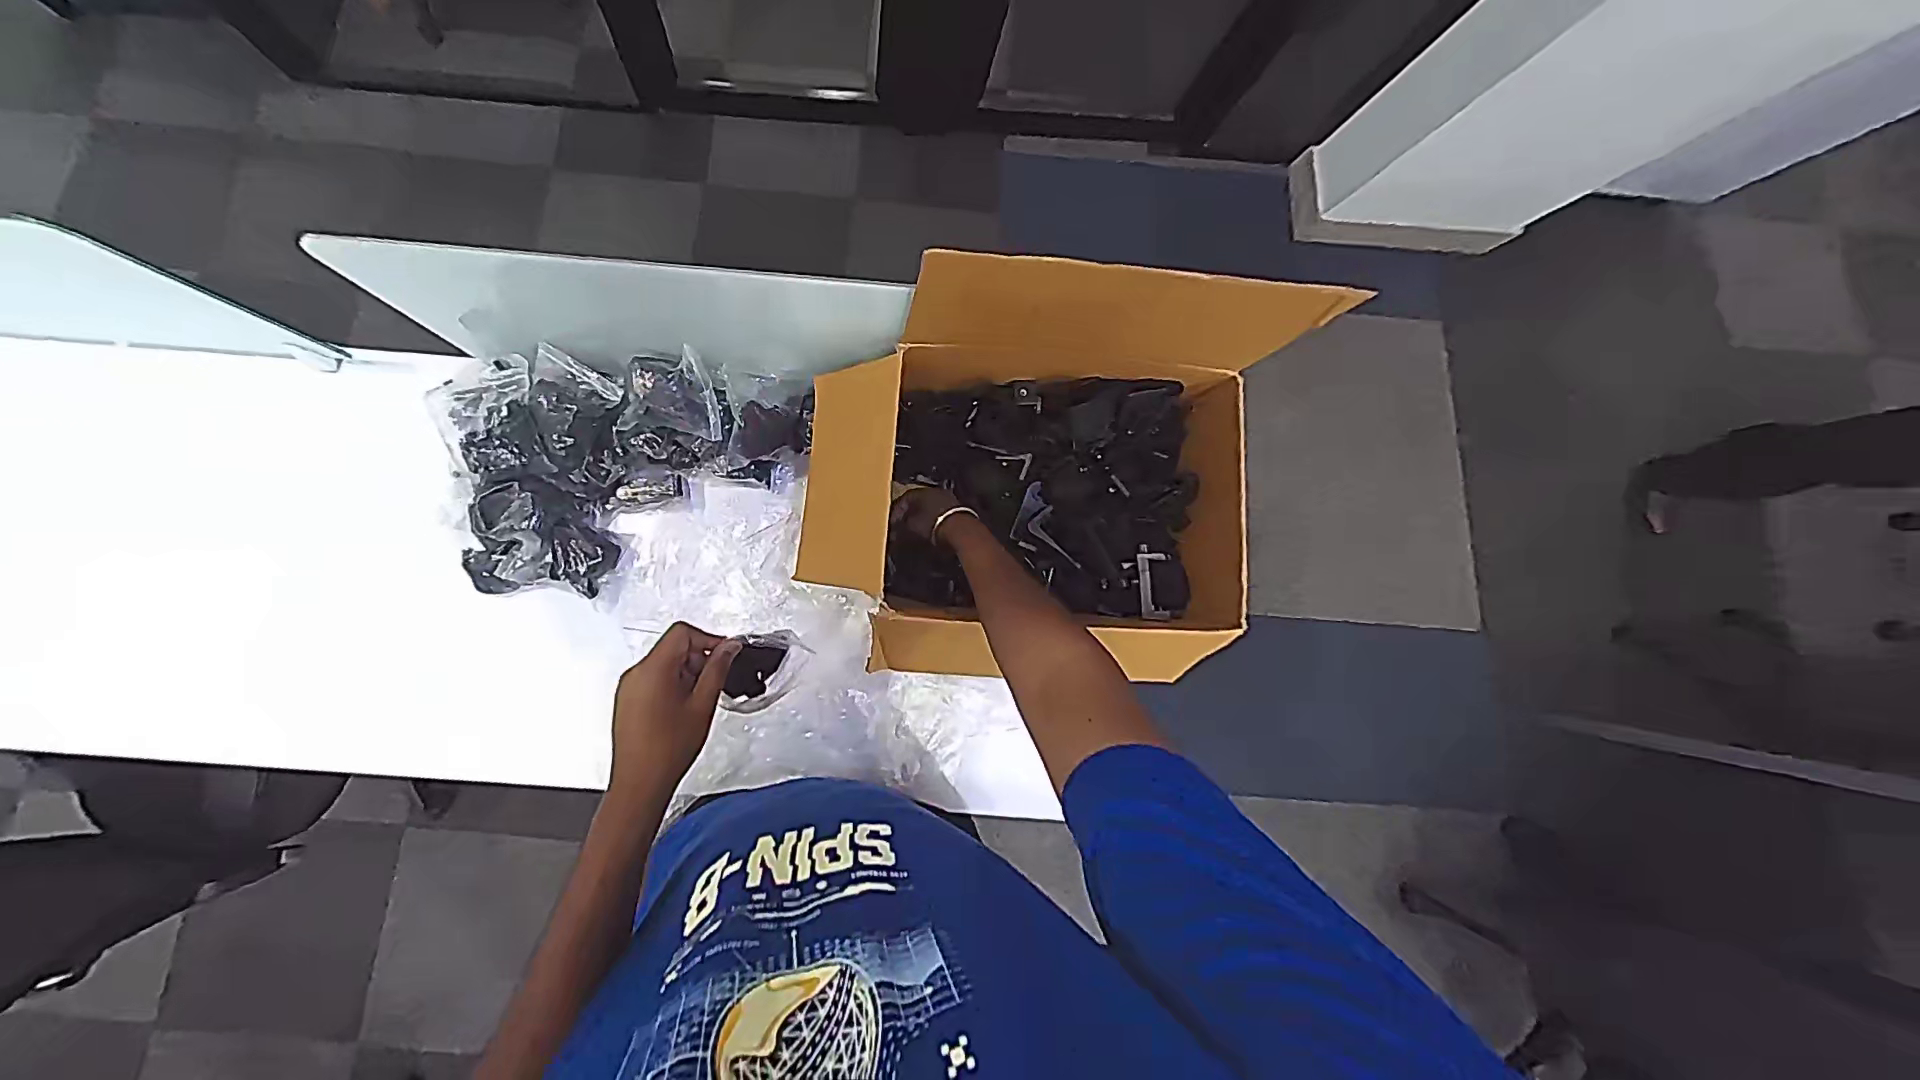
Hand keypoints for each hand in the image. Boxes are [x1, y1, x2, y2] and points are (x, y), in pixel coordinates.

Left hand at [611, 623, 740, 789]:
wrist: (640, 782)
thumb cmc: (667, 749)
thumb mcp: (703, 703)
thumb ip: (717, 668)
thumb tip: (729, 647)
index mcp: (653, 669)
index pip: (682, 633)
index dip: (708, 640)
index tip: (724, 654)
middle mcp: (635, 674)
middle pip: (673, 647)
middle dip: (698, 659)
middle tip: (712, 683)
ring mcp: (628, 687)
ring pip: (664, 664)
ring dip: (687, 673)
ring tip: (697, 701)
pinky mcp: (627, 700)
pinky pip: (654, 679)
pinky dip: (672, 685)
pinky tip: (683, 709)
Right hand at [890, 485, 967, 545]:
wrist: (960, 530)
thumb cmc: (932, 525)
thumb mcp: (912, 527)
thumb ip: (902, 526)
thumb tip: (896, 528)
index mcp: (921, 491)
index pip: (904, 498)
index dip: (897, 511)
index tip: (893, 522)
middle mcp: (935, 491)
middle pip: (918, 501)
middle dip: (910, 513)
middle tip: (904, 524)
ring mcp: (948, 498)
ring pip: (930, 505)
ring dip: (923, 515)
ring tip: (918, 527)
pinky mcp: (958, 508)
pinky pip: (940, 511)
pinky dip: (934, 518)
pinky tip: (933, 527)